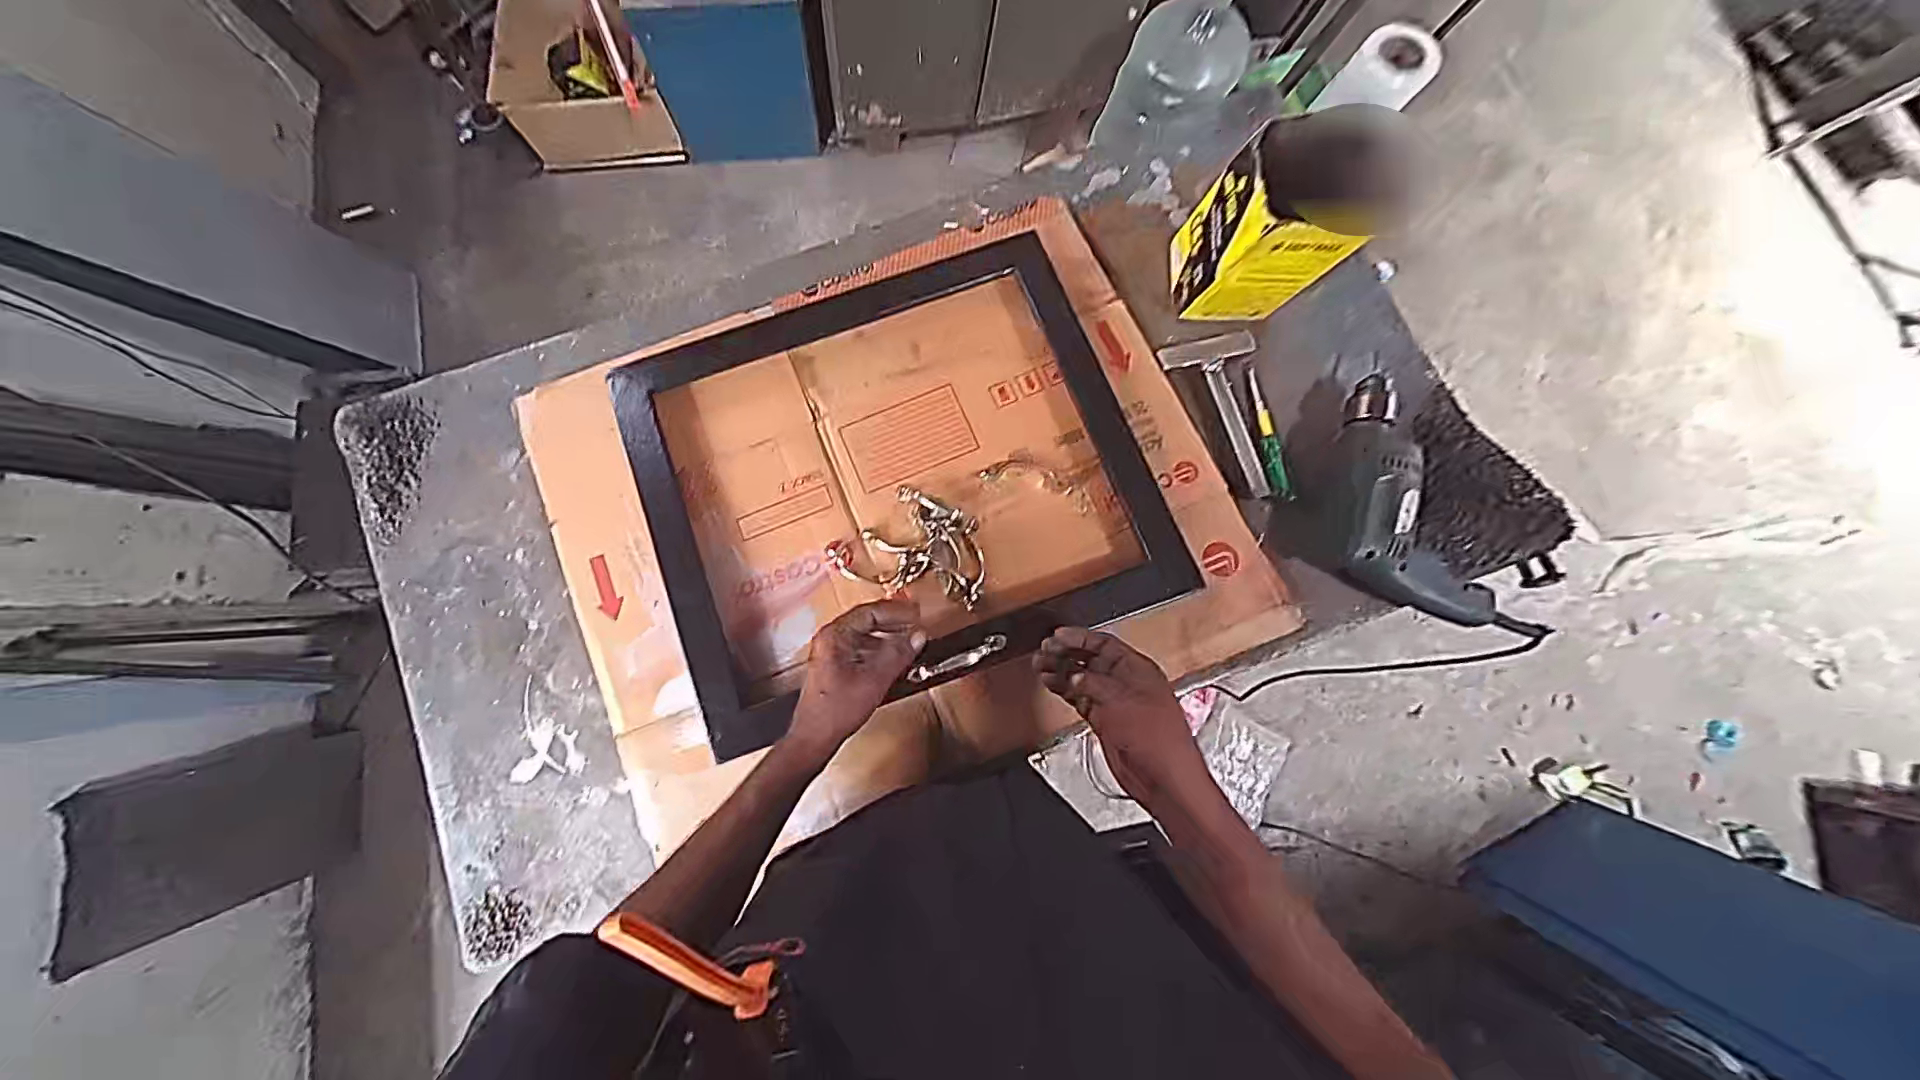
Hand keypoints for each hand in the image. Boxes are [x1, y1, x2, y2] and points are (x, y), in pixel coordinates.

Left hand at [784, 599, 926, 765]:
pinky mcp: (833, 665)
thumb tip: (916, 637)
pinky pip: (859, 647)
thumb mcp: (875, 680)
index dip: (896, 612)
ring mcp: (829, 652)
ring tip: (906, 637)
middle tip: (913, 620)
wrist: (815, 737)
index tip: (914, 614)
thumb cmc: (834, 711)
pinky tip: (891, 657)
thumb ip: (898, 655)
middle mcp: (829, 639)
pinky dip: (878, 648)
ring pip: (863, 633)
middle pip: (865, 619)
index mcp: (834, 636)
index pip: (870, 612)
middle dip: (892, 620)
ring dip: (886, 634)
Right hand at [1034, 627, 1207, 804]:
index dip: (1079, 638)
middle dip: (1065, 653)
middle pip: (1090, 659)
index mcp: (1137, 669)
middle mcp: (1125, 683)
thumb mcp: (1120, 700)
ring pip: (1081, 679)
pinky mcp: (1105, 720)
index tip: (1057, 636)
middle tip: (1044, 650)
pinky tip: (1051, 684)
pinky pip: (1080, 698)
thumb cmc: (1158, 739)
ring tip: (1040, 665)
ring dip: (1060, 671)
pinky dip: (1064, 690)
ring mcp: (1114, 702)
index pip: (1103, 644)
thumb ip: (1092, 684)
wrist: (1162, 777)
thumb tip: (1071, 675)